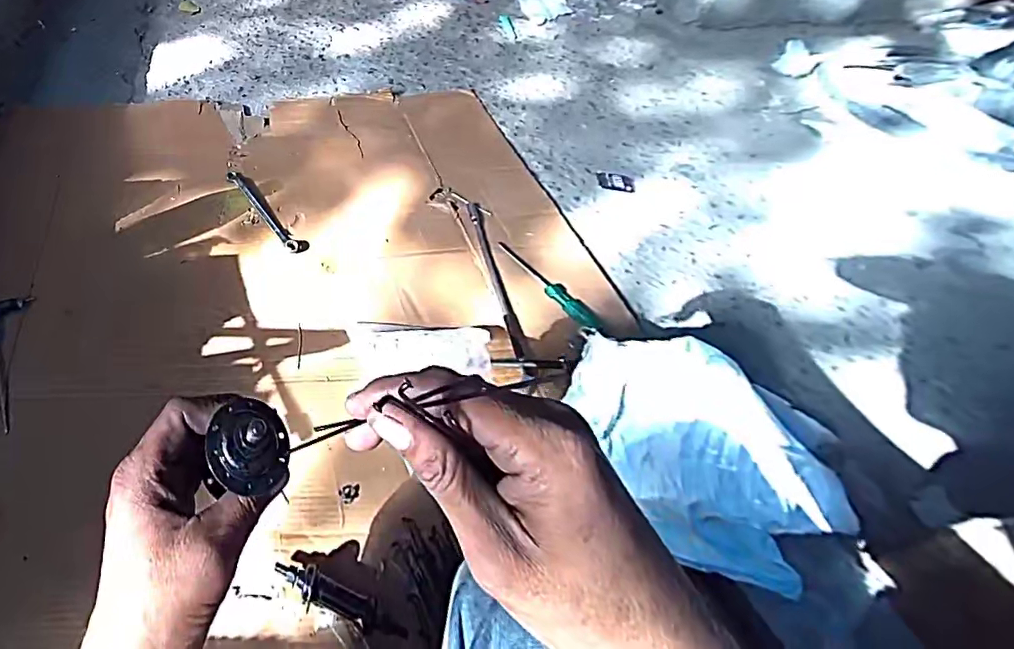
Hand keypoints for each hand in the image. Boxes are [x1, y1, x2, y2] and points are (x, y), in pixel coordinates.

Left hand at [80, 396, 272, 648]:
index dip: (215, 409)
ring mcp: (148, 498)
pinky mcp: (160, 517)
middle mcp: (140, 480)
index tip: (244, 417)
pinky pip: (191, 479)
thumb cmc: (152, 610)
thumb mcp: (213, 548)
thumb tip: (270, 476)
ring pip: (189, 453)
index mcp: (140, 475)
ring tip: (249, 458)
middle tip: (254, 433)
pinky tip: (234, 487)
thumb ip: (245, 504)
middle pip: (185, 429)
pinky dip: (215, 475)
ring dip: (221, 452)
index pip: (179, 413)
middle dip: (223, 429)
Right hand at [345, 369, 735, 648]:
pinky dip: (454, 433)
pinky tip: (429, 451)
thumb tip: (389, 419)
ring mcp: (557, 427)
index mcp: (544, 441)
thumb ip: (440, 473)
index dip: (397, 395)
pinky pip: (491, 421)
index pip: (451, 393)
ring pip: (471, 403)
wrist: (656, 638)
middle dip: (405, 403)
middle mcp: (553, 418)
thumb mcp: (494, 547)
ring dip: (426, 418)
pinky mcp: (556, 441)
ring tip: (384, 440)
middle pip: (459, 390)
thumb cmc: (578, 605)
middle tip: (361, 429)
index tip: (356, 412)